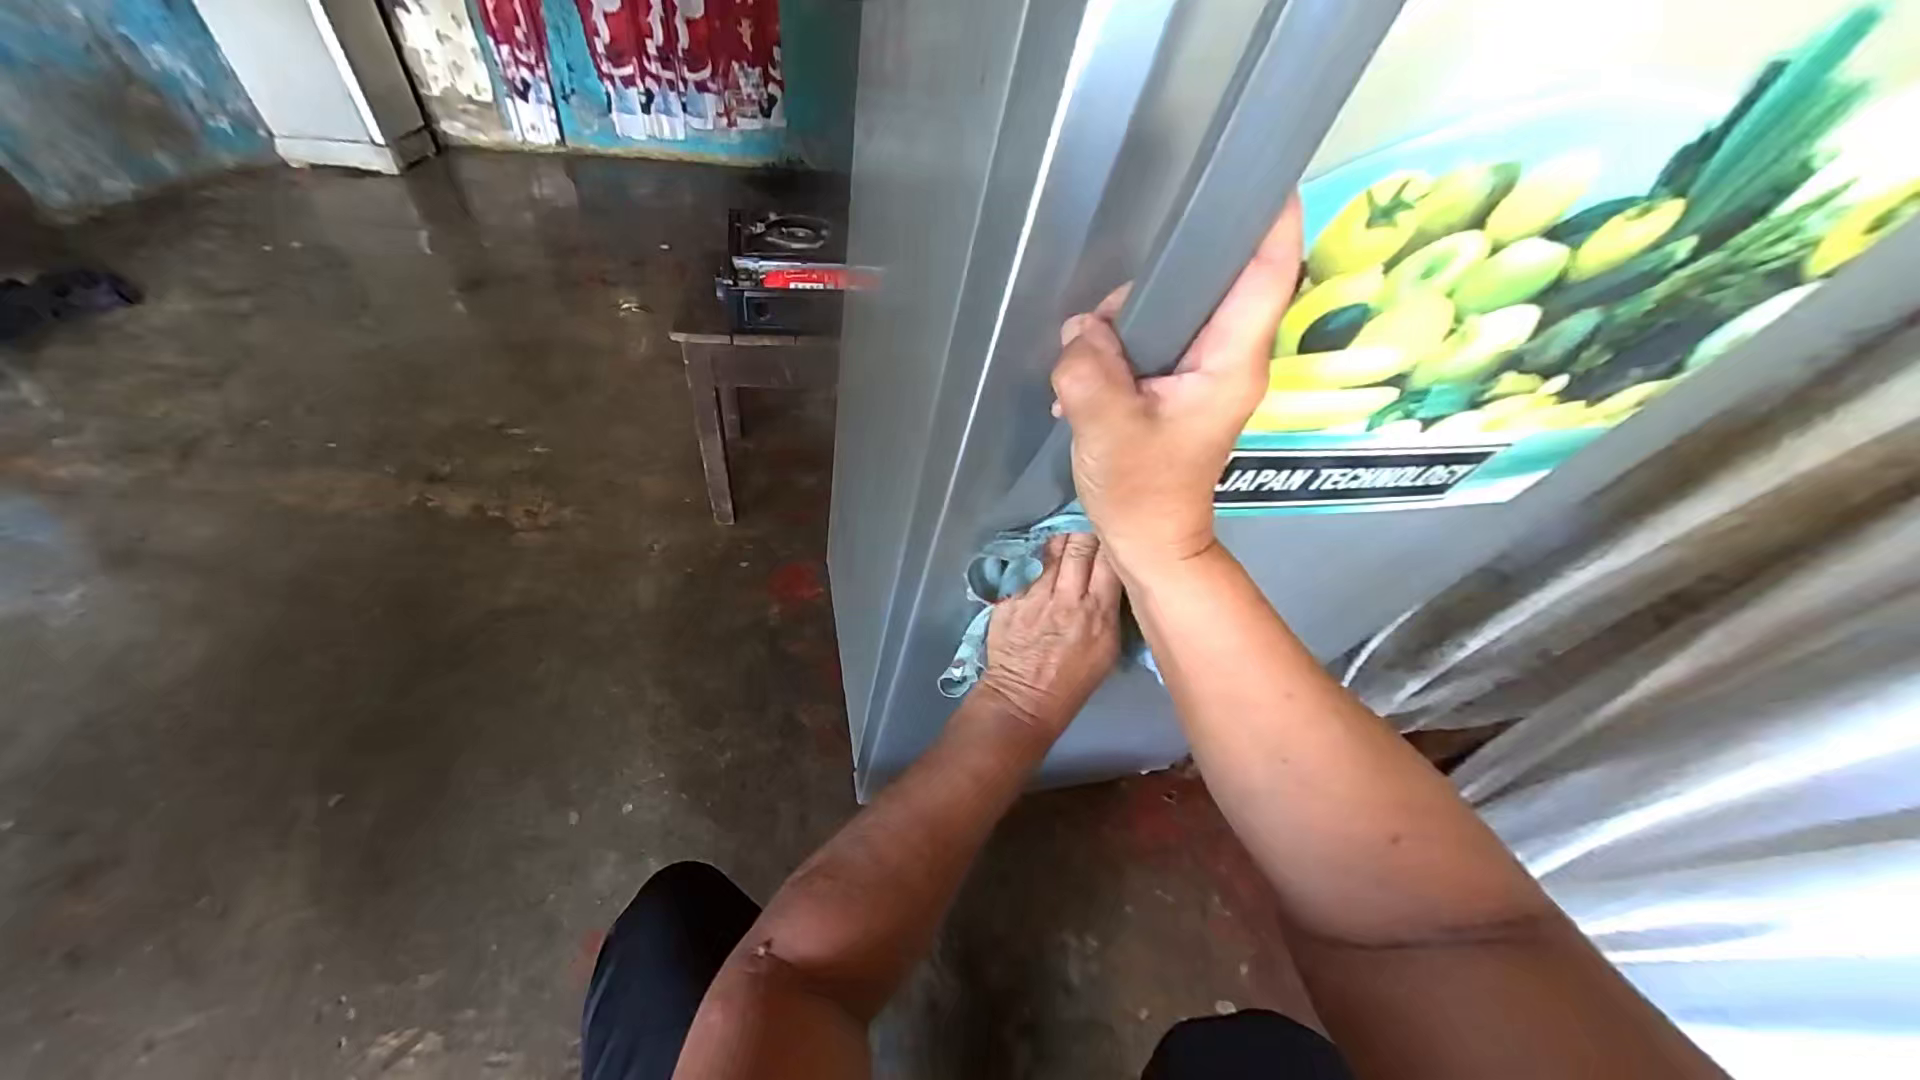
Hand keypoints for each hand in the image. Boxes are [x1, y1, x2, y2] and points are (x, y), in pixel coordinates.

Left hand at [976, 533, 1122, 739]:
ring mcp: (1035, 597)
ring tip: (1064, 545)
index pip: (1109, 559)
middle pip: (1080, 544)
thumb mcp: (1108, 645)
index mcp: (1098, 613)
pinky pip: (1028, 572)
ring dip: (1061, 545)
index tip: (1112, 534)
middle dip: (1085, 533)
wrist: (1023, 698)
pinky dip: (1037, 570)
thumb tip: (1109, 574)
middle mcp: (1067, 599)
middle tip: (1087, 531)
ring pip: (1052, 551)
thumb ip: (1109, 606)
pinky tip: (1039, 578)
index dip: (1111, 541)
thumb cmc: (1073, 678)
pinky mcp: (1010, 598)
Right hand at [1050, 196, 1303, 575]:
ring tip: (1085, 366)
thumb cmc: (1141, 491)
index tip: (1254, 171)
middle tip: (1102, 317)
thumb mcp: (1104, 425)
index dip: (1269, 217)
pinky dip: (1115, 352)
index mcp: (1229, 361)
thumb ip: (1088, 366)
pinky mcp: (1176, 387)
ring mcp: (1201, 373)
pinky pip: (1148, 344)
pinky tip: (1087, 382)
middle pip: (1205, 284)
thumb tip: (1083, 331)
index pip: (1266, 272)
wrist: (1150, 540)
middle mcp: (1226, 358)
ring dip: (1121, 327)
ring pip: (1167, 314)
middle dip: (1150, 285)